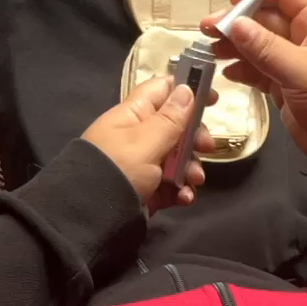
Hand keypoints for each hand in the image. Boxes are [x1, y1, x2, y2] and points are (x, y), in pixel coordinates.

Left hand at [81, 76, 211, 210]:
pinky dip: (181, 190)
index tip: (213, 98)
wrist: (92, 216)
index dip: (187, 89)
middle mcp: (140, 136)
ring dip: (192, 168)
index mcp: (134, 115)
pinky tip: (184, 197)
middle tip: (207, 147)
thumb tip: (185, 89)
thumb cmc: (119, 168)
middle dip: (196, 137)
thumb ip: (170, 118)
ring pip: (179, 158)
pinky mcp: (149, 190)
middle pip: (177, 127)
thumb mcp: (145, 141)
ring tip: (194, 180)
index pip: (162, 90)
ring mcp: (144, 165)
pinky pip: (172, 185)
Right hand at [201, 0, 306, 162]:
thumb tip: (234, 25)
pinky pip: (260, 70)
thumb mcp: (301, 71)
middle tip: (207, 30)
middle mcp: (306, 35)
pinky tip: (228, 73)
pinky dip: (244, 70)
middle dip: (237, 21)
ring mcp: (295, 61)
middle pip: (266, 16)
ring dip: (235, 46)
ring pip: (259, 44)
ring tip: (211, 52)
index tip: (232, 2)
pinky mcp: (286, 86)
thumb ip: (265, 48)